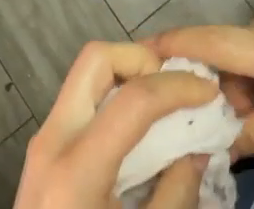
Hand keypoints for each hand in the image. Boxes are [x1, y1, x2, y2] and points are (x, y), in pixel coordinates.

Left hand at [14, 41, 219, 208]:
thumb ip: (175, 193)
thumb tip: (197, 150)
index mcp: (76, 169)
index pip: (134, 98)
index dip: (179, 86)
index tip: (211, 92)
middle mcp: (52, 141)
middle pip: (95, 60)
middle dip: (143, 60)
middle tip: (177, 86)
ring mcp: (42, 143)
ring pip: (86, 76)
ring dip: (129, 76)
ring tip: (166, 102)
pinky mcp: (43, 152)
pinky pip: (82, 102)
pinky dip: (114, 98)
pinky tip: (142, 127)